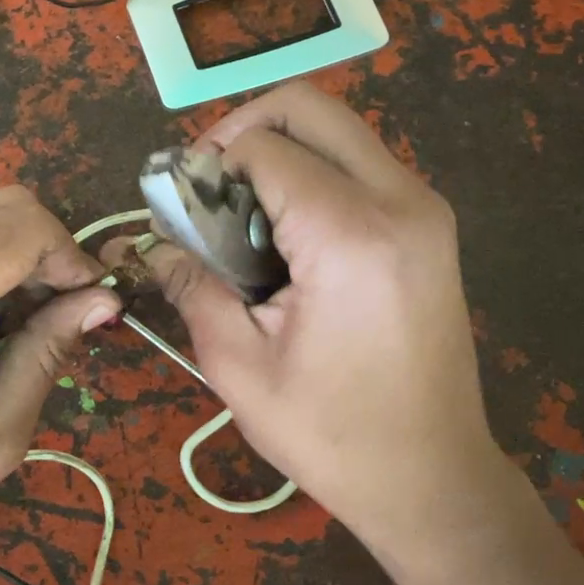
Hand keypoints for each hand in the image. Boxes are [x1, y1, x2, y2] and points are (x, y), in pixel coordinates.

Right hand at [138, 83, 516, 558]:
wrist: (431, 478)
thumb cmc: (328, 432)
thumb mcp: (237, 364)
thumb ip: (191, 284)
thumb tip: (152, 243)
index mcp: (349, 235)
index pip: (262, 148)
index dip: (205, 167)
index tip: (176, 212)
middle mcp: (398, 201)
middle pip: (309, 106)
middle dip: (241, 130)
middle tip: (203, 186)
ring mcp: (423, 208)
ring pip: (336, 130)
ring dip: (276, 153)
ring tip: (235, 217)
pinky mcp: (428, 225)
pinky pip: (357, 164)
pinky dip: (308, 175)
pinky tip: (279, 236)